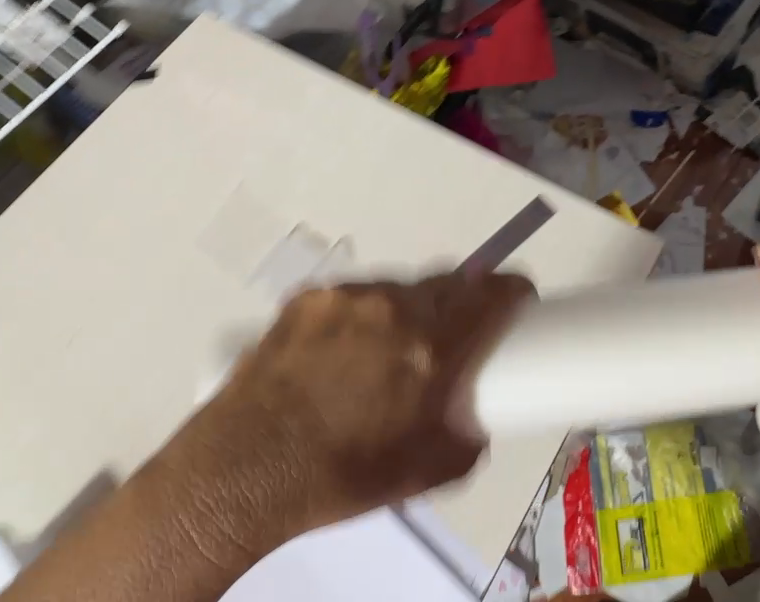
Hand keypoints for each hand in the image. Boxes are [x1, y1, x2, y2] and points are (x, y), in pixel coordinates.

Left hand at [183, 272, 534, 550]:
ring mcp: (347, 297)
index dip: (515, 291)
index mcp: (432, 346)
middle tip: (457, 333)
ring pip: (399, 287)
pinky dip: (362, 314)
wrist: (240, 472)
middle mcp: (395, 307)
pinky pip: (353, 295)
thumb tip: (475, 423)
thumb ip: (466, 441)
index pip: (493, 292)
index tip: (520, 302)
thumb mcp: (425, 474)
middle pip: (450, 281)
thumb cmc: (342, 477)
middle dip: (465, 300)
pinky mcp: (307, 298)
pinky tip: (342, 350)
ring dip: (410, 308)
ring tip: (389, 349)